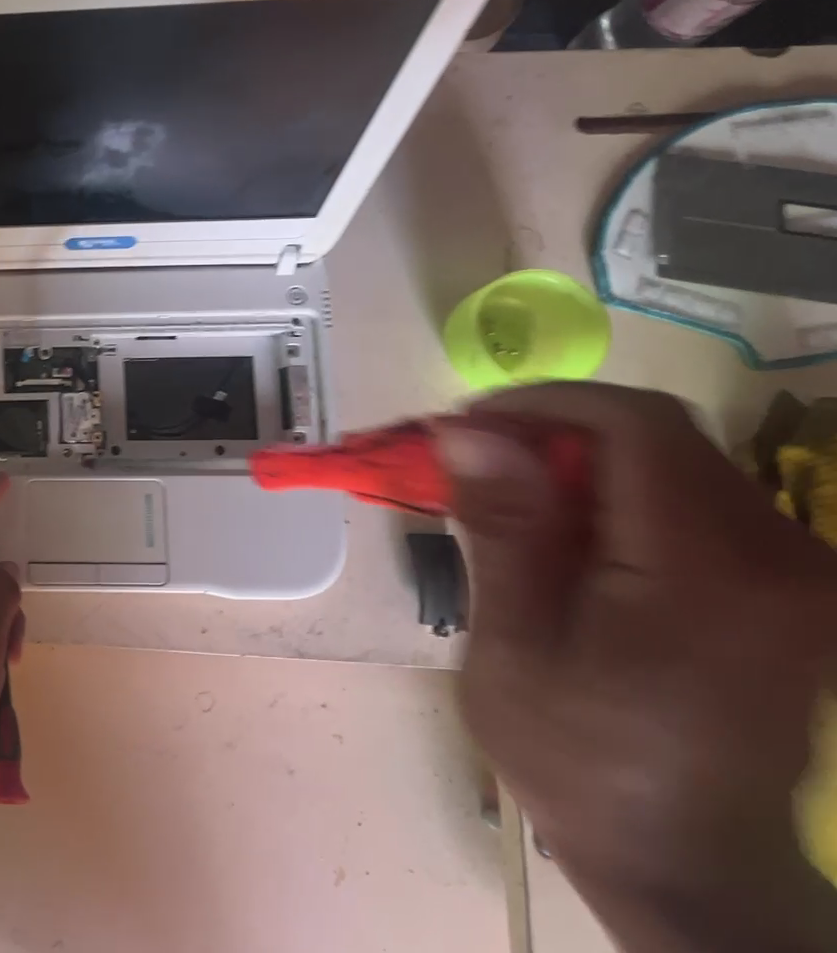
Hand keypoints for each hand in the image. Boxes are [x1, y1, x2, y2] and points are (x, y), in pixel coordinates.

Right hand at [438, 383, 836, 948]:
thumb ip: (504, 529)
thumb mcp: (513, 645)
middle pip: (663, 438)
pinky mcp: (791, 590)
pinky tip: (570, 545)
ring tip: (508, 509)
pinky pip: (700, 505)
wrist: (680, 856)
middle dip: (555, 434)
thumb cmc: (573, 756)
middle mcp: (779, 557)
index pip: (636, 426)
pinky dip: (622, 500)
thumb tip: (469, 431)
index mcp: (704, 572)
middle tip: (470, 470)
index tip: (462, 429)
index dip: (542, 405)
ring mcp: (797, 575)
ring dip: (584, 467)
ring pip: (681, 465)